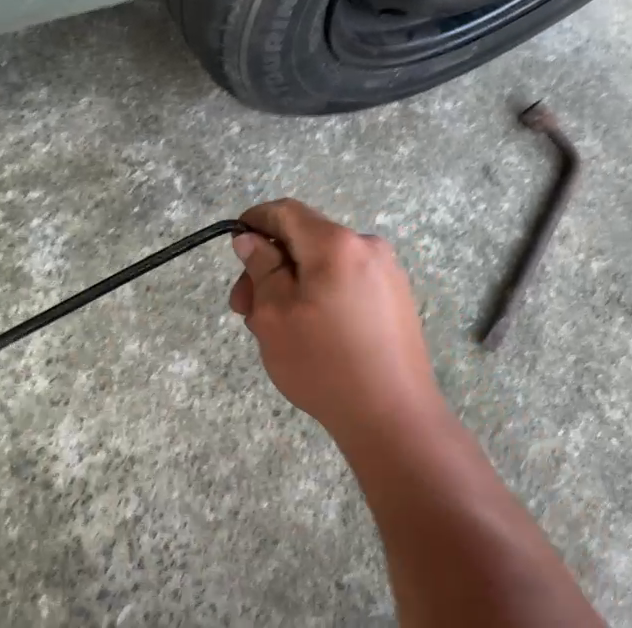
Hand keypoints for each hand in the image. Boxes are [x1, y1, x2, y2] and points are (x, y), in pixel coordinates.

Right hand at [229, 199, 442, 441]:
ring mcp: (387, 275)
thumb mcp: (274, 314)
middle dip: (269, 268)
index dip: (254, 222)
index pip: (286, 212)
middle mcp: (367, 248)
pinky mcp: (396, 301)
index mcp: (336, 243)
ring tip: (274, 330)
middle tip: (244, 310)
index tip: (234, 249)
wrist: (394, 420)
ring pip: (323, 265)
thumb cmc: (324, 363)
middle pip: (304, 240)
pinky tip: (308, 334)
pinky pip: (346, 283)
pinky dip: (320, 296)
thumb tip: (250, 238)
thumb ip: (261, 267)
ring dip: (291, 286)